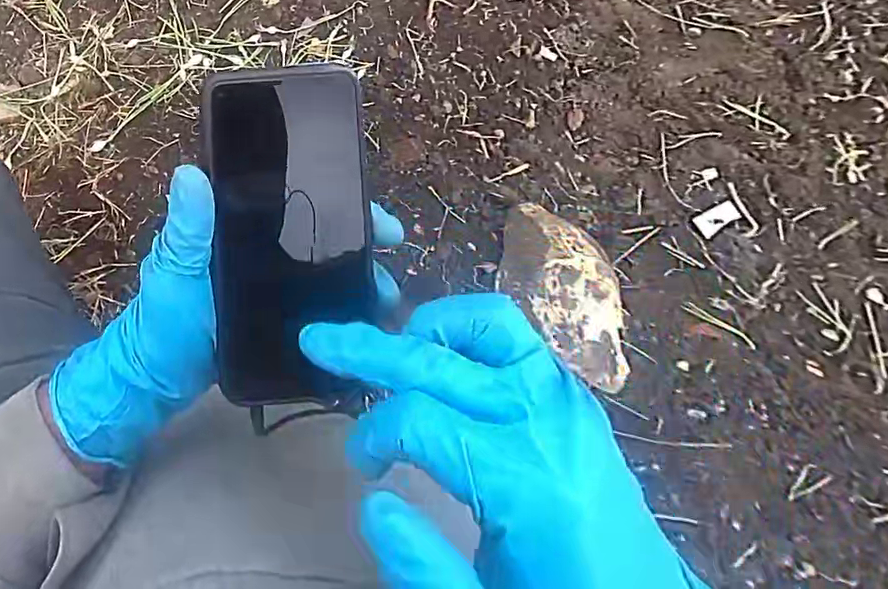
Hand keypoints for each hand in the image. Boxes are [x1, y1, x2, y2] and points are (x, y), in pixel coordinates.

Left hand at [49, 164, 405, 467]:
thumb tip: (190, 171)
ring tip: (387, 295)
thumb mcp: (174, 269)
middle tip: (390, 246)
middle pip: (319, 230)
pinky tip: (370, 320)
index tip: (369, 209)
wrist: (158, 381)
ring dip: (358, 275)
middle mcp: (260, 245)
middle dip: (358, 235)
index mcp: (234, 222)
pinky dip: (344, 309)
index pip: (290, 196)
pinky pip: (319, 305)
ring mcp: (272, 282)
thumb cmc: (162, 319)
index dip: (332, 196)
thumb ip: (186, 228)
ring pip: (325, 268)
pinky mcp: (280, 317)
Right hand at [301, 294, 704, 588]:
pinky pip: (511, 331)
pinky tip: (442, 356)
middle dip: (368, 347)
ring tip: (393, 350)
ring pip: (482, 321)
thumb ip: (427, 567)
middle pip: (437, 360)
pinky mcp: (570, 390)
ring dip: (426, 327)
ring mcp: (564, 396)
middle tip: (317, 340)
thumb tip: (370, 499)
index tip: (360, 464)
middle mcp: (546, 421)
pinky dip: (466, 328)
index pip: (420, 421)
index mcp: (527, 483)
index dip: (374, 434)